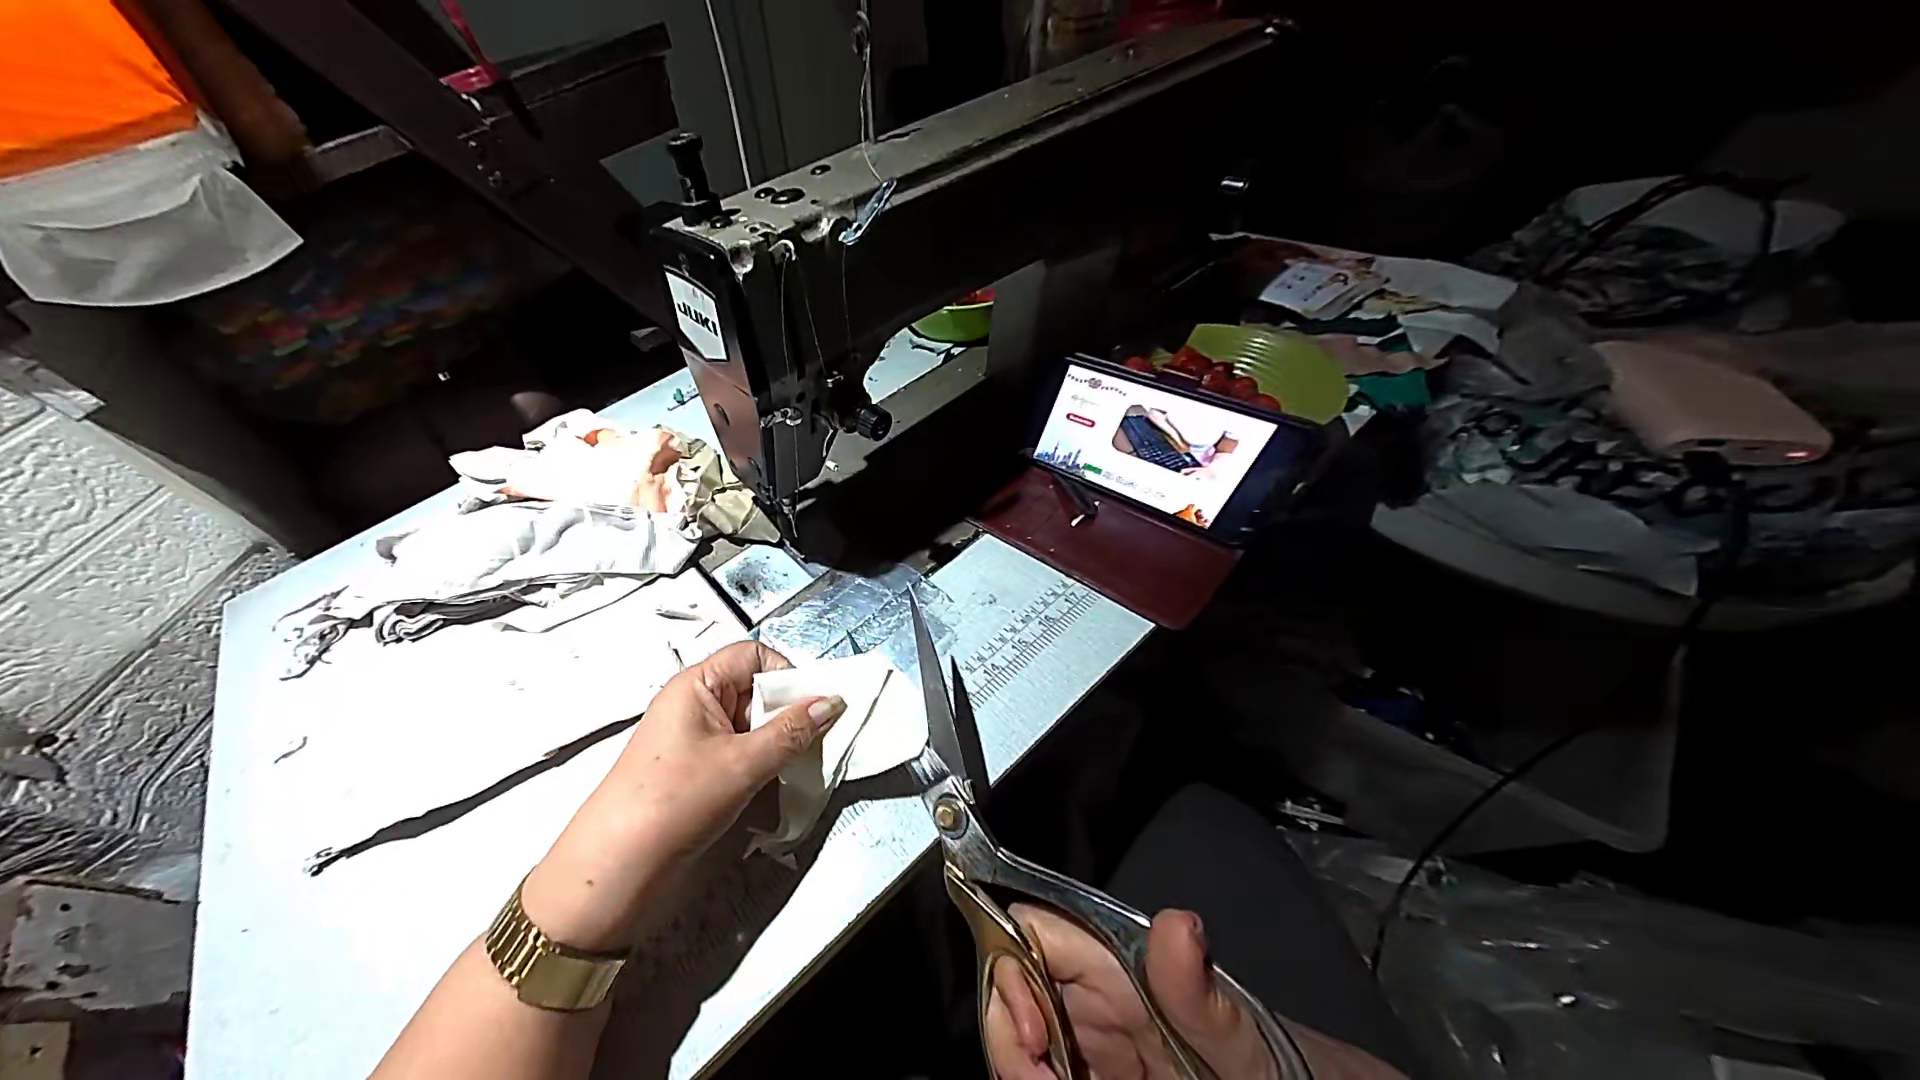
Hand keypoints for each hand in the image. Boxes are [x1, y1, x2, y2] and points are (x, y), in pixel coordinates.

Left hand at [520, 642, 844, 951]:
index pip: (754, 656)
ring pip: (757, 723)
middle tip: (814, 736)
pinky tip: (781, 781)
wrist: (616, 873)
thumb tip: (829, 704)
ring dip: (782, 741)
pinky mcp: (706, 771)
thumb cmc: (665, 805)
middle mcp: (699, 706)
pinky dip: (769, 762)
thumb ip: (792, 731)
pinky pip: (749, 751)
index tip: (813, 702)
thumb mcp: (741, 763)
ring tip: (799, 763)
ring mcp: (702, 740)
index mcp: (697, 686)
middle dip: (790, 711)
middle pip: (759, 689)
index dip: (786, 673)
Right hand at [984, 906, 1278, 1079]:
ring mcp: (1095, 1040)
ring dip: (1023, 1068)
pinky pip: (1046, 1070)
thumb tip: (1176, 925)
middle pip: (1014, 987)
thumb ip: (1202, 993)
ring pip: (1023, 1036)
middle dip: (1009, 1036)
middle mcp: (1098, 994)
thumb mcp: (1247, 1042)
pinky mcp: (1098, 1072)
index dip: (1010, 968)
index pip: (1034, 931)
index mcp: (1120, 962)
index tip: (1029, 1035)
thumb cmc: (1287, 1069)